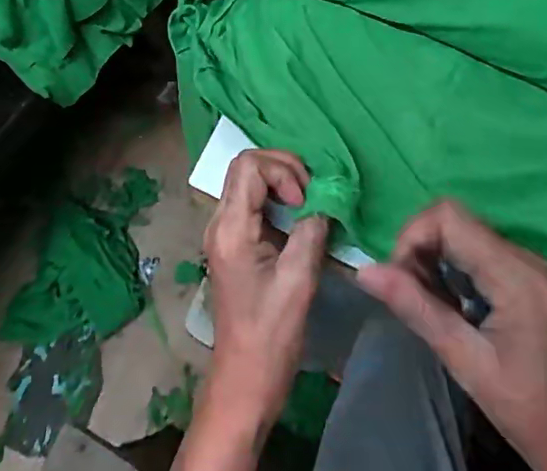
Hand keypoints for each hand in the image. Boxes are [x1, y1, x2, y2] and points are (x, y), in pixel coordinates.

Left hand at [175, 149, 328, 470]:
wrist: (244, 382)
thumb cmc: (270, 335)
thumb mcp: (298, 280)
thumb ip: (311, 230)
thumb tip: (327, 199)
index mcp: (229, 228)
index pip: (250, 165)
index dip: (283, 171)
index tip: (304, 202)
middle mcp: (220, 223)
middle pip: (247, 166)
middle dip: (284, 170)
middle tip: (311, 196)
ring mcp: (225, 233)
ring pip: (250, 182)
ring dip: (283, 183)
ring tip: (310, 205)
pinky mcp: (235, 244)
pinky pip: (254, 203)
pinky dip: (279, 200)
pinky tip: (300, 220)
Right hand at [357, 200, 546, 470]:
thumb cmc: (536, 417)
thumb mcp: (469, 366)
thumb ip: (417, 310)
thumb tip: (365, 271)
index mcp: (519, 275)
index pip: (450, 216)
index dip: (413, 236)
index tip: (400, 280)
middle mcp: (532, 260)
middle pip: (460, 222)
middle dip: (424, 250)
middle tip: (414, 299)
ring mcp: (541, 270)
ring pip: (473, 237)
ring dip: (442, 262)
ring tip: (436, 310)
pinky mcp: (543, 284)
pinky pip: (491, 256)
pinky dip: (464, 272)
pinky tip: (462, 312)